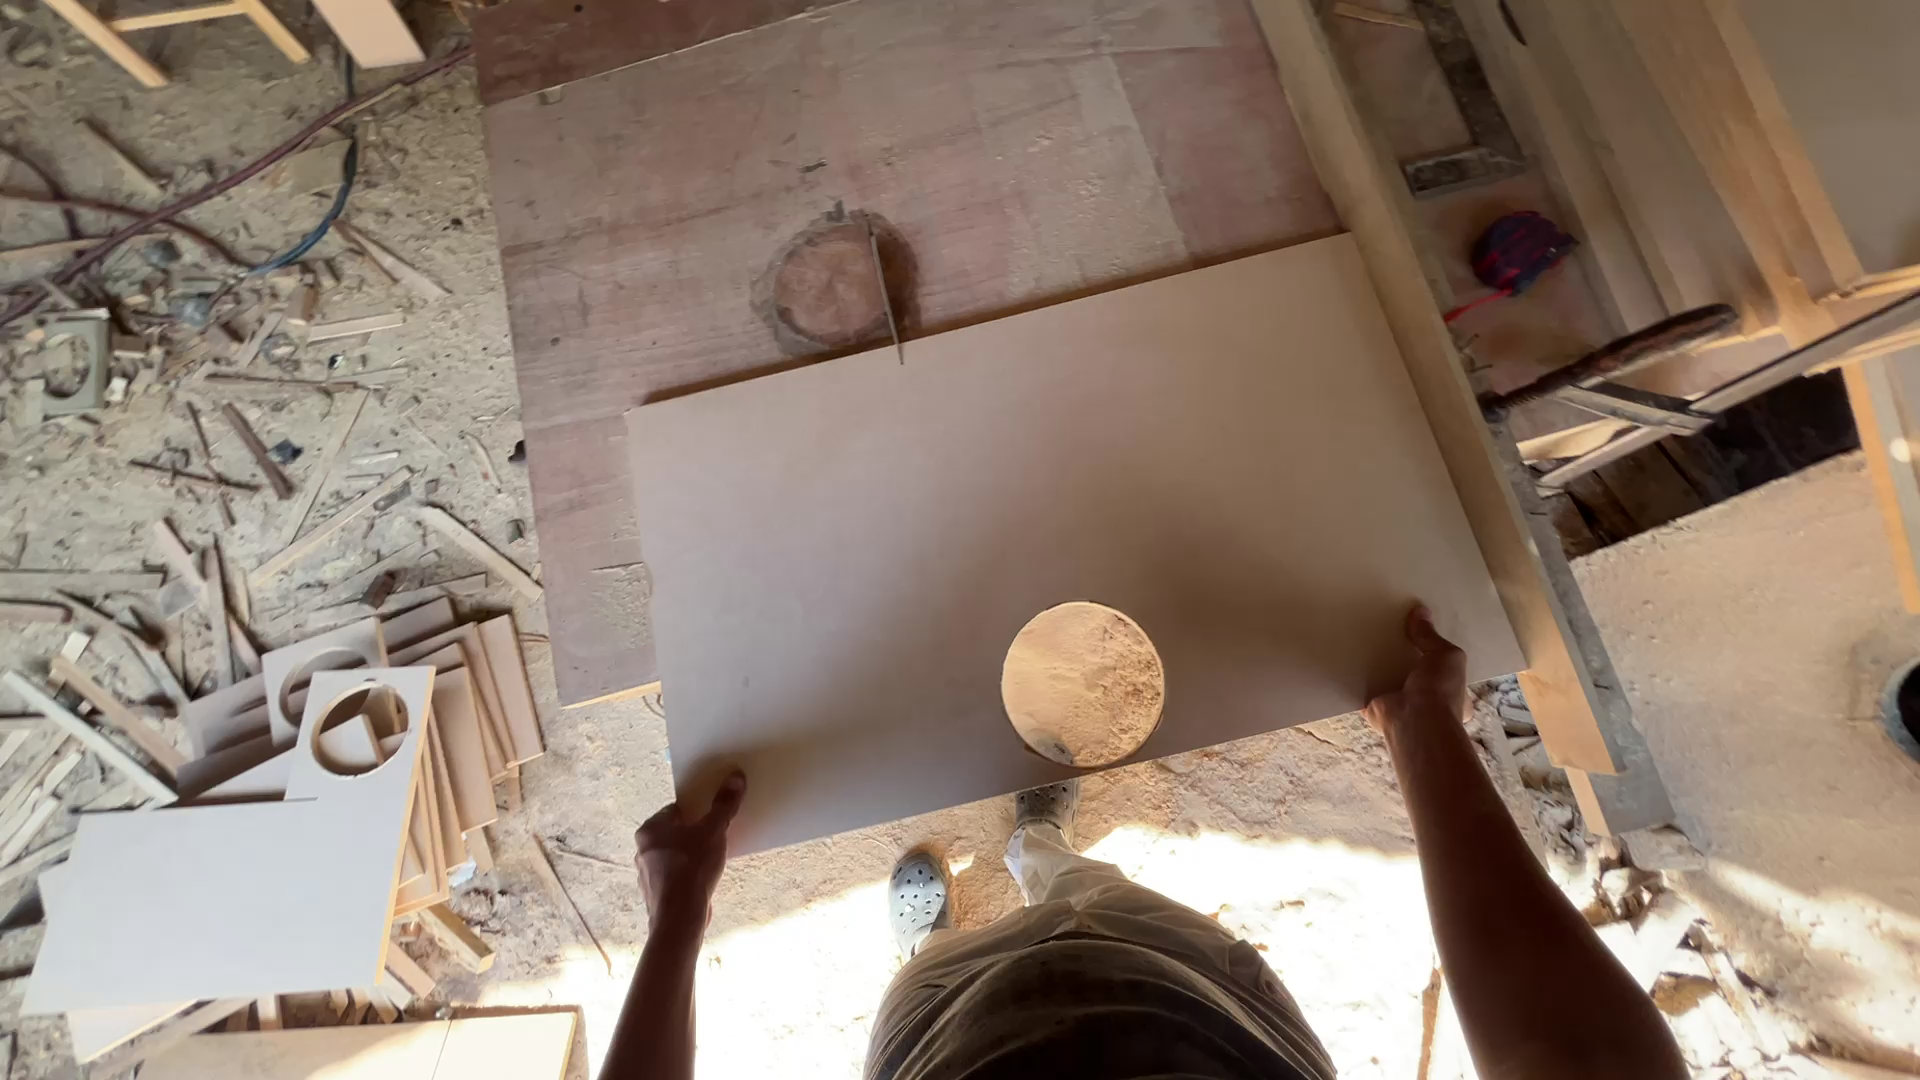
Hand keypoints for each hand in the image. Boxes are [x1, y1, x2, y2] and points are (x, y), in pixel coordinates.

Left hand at [635, 770, 745, 927]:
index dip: (697, 809)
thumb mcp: (713, 830)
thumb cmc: (692, 866)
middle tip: (717, 832)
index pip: (675, 809)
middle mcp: (642, 850)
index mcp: (649, 830)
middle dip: (695, 831)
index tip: (714, 814)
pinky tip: (705, 877)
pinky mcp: (657, 895)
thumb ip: (724, 804)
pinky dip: (689, 873)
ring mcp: (648, 875)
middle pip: (675, 831)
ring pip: (675, 854)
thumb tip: (736, 776)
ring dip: (692, 853)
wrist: (680, 917)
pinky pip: (676, 875)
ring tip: (714, 856)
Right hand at [1364, 605, 1467, 735]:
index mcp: (1452, 692)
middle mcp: (1427, 700)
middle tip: (1387, 630)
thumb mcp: (1446, 656)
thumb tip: (1420, 611)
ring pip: (1388, 677)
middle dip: (1401, 656)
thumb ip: (1431, 637)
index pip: (1443, 669)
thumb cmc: (1440, 691)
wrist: (1413, 720)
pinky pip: (1365, 684)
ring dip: (1378, 664)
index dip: (1432, 651)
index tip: (1417, 632)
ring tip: (1363, 637)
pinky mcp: (1375, 704)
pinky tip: (1347, 655)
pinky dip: (1356, 674)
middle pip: (1412, 670)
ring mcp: (1400, 703)